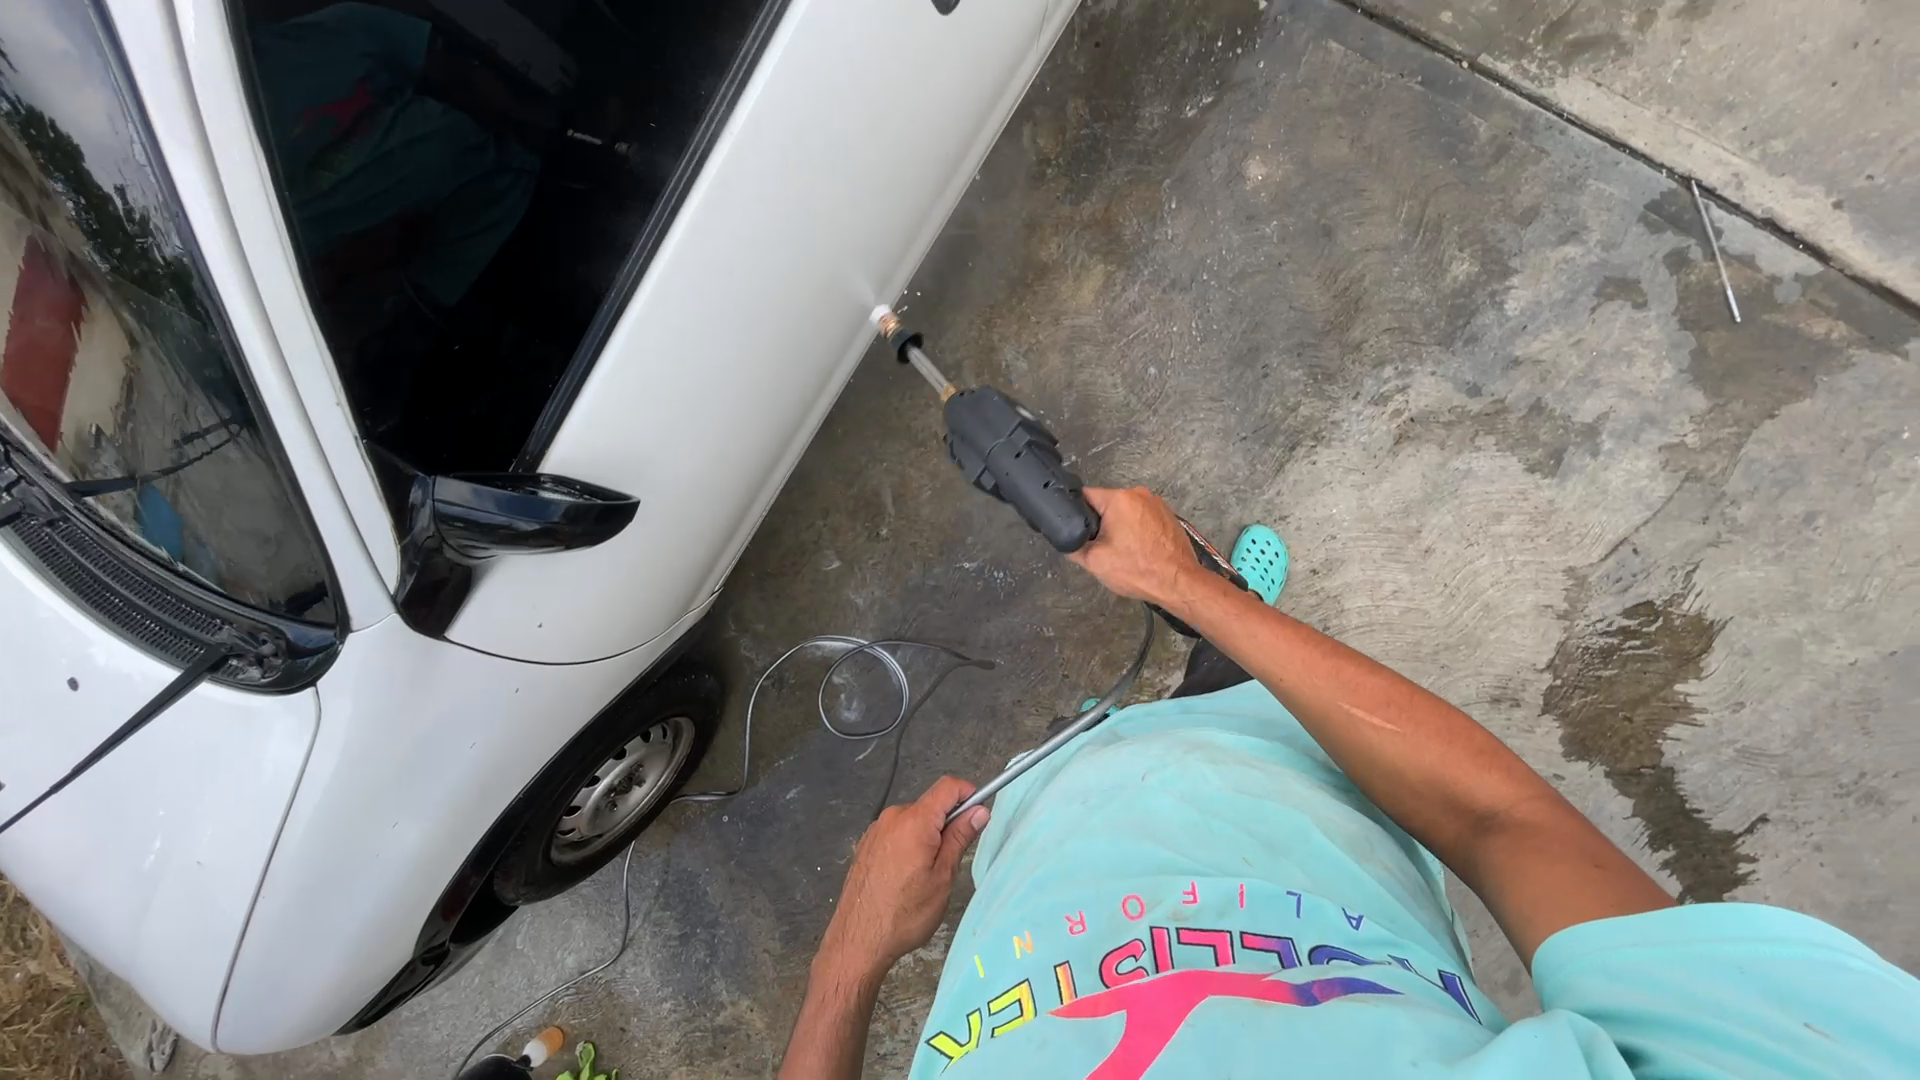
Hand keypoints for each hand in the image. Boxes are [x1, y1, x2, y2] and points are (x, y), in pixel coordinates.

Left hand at [816, 777, 990, 982]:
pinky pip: (896, 833)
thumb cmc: (905, 914)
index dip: (968, 793)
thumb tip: (979, 811)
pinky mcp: (866, 844)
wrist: (857, 941)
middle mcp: (892, 817)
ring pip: (913, 821)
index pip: (948, 786)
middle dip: (946, 824)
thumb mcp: (942, 877)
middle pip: (930, 805)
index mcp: (914, 821)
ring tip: (924, 876)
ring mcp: (876, 830)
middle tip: (950, 861)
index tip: (978, 814)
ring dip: (926, 837)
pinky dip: (908, 845)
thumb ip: (960, 838)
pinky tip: (904, 877)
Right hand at [1067, 486, 1203, 609]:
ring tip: (1125, 551)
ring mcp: (1156, 503)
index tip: (1081, 530)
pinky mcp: (1167, 515)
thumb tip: (1066, 540)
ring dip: (1121, 527)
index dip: (1077, 513)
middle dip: (1101, 523)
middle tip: (1104, 547)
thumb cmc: (1140, 570)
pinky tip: (1139, 550)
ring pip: (1125, 512)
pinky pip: (1143, 518)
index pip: (1085, 496)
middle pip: (1107, 504)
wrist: (1177, 582)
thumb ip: (1072, 546)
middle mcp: (1139, 494)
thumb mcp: (1093, 561)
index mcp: (1119, 499)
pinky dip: (1138, 531)